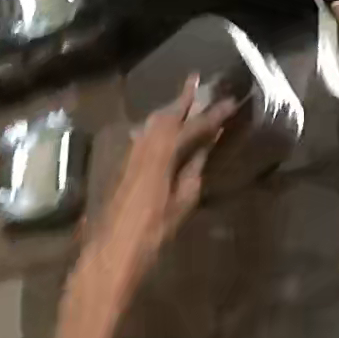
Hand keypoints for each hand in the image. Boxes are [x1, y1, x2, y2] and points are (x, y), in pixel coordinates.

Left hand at [73, 76, 235, 304]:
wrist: (108, 257)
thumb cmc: (151, 234)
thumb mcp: (182, 202)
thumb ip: (194, 169)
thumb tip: (206, 146)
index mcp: (162, 154)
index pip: (192, 127)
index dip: (212, 114)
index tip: (230, 101)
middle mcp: (143, 147)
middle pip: (165, 116)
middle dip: (183, 98)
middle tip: (196, 80)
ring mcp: (129, 156)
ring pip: (152, 124)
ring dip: (169, 110)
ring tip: (183, 99)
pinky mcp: (122, 167)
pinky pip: (144, 135)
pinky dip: (157, 125)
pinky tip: (162, 128)